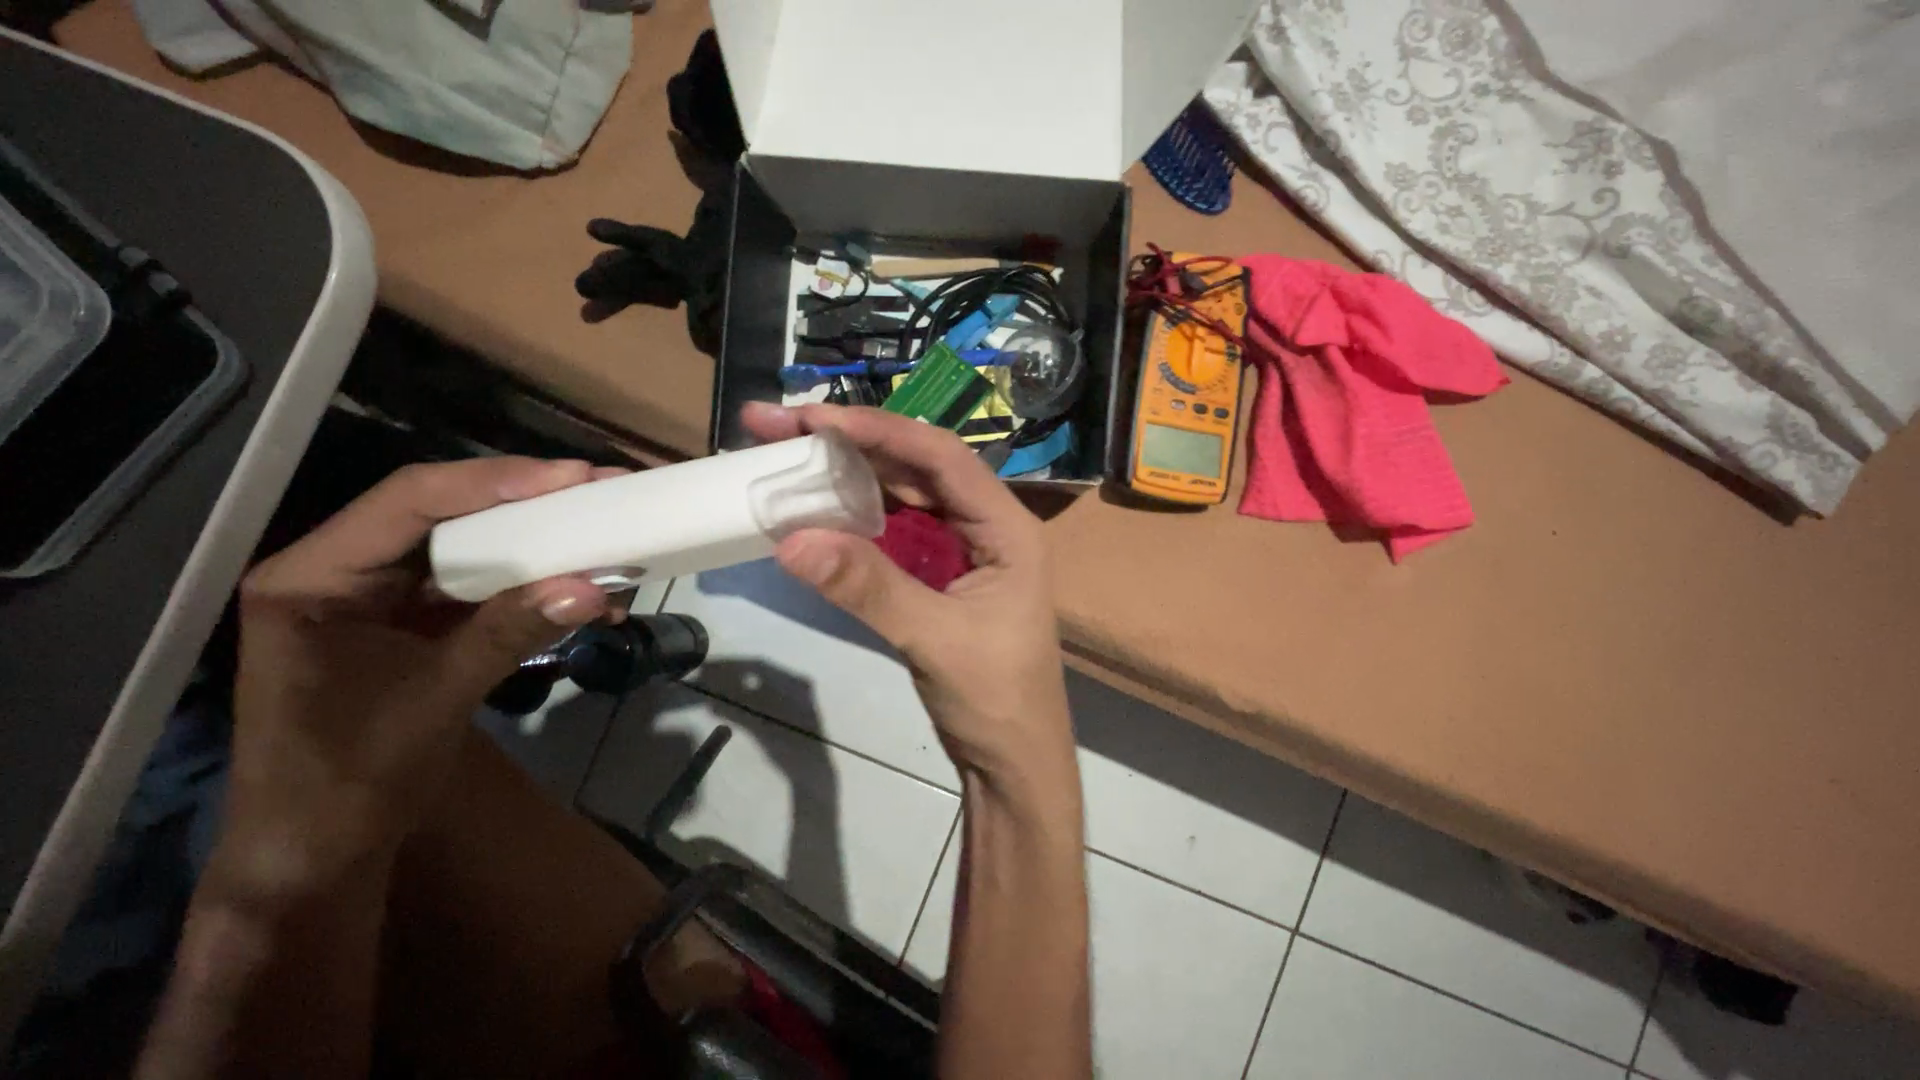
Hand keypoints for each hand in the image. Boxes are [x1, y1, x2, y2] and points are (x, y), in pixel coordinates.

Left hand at [213, 458, 616, 906]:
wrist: (318, 858)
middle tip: (600, 489)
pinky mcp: (412, 627)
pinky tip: (578, 591)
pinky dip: (527, 590)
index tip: (572, 478)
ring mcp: (378, 600)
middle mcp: (341, 573)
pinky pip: (475, 591)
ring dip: (533, 546)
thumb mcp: (435, 701)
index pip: (408, 502)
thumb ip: (510, 633)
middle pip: (440, 515)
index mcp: (313, 578)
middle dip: (524, 505)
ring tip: (602, 531)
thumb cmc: (348, 782)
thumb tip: (596, 587)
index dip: (493, 483)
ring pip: (464, 550)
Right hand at [740, 403, 1073, 779]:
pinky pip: (892, 533)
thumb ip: (868, 587)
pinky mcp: (937, 578)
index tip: (813, 418)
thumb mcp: (935, 640)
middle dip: (848, 443)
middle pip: (914, 467)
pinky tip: (812, 508)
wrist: (1012, 764)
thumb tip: (790, 539)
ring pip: (900, 496)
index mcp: (1006, 527)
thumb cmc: (996, 700)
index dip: (877, 430)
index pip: (941, 457)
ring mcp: (960, 551)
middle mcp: (985, 526)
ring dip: (845, 475)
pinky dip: (852, 519)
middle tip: (775, 424)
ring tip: (782, 454)